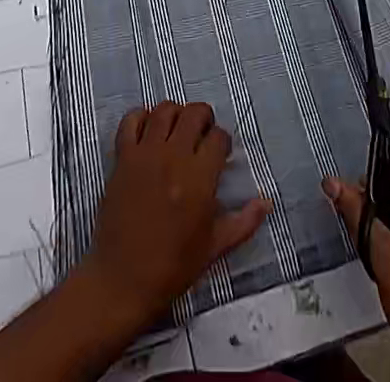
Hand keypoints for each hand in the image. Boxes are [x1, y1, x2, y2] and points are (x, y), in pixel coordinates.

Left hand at [78, 101, 271, 323]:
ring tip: (178, 130)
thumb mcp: (215, 246)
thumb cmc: (172, 266)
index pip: (218, 137)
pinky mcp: (121, 158)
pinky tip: (148, 130)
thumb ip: (244, 221)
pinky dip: (140, 117)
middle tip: (203, 134)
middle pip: (193, 113)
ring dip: (175, 114)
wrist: (123, 279)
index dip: (223, 142)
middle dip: (204, 118)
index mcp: (199, 179)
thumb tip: (267, 202)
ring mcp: (144, 155)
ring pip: (163, 110)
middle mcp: (173, 158)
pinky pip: (130, 121)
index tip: (220, 154)